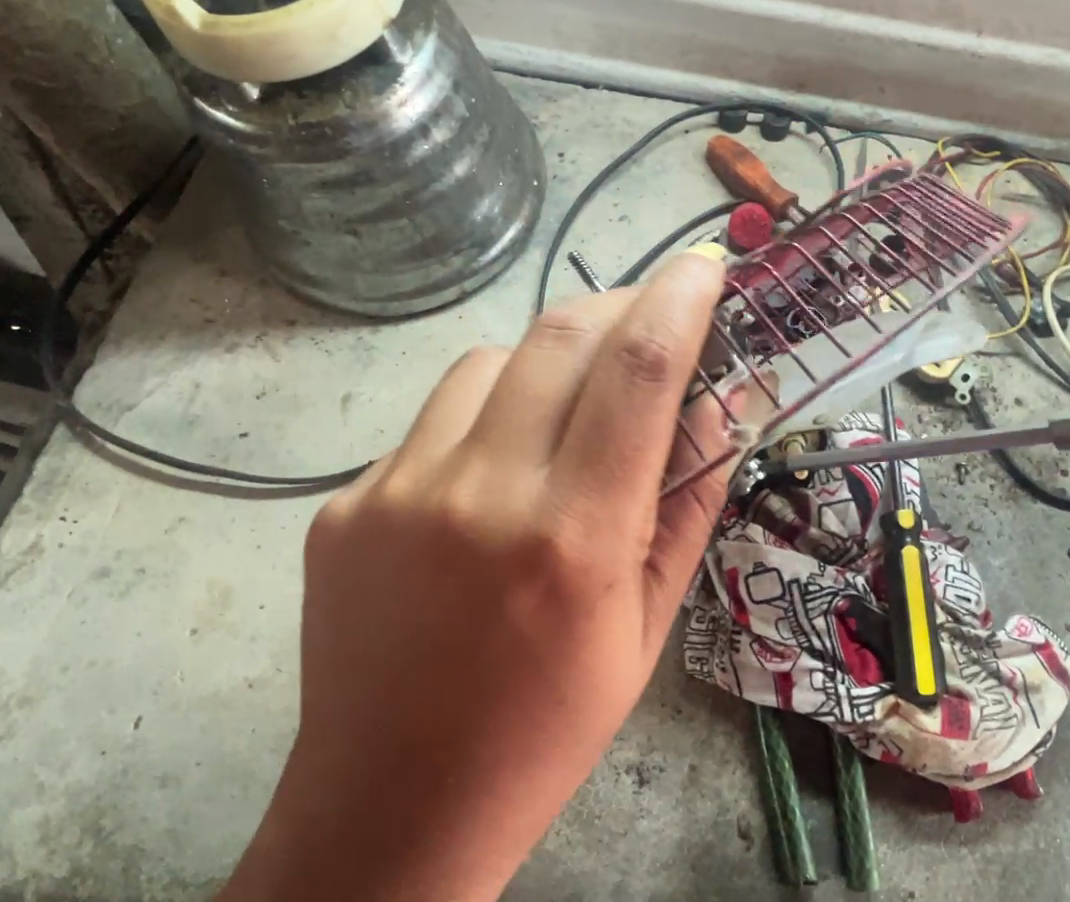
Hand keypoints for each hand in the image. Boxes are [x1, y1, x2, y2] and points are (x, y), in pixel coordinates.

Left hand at [219, 253, 731, 901]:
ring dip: (546, 364)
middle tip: (648, 324)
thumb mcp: (647, 626)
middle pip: (559, 336)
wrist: (394, 800)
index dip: (679, 300)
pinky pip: (432, 422)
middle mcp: (481, 492)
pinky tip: (487, 485)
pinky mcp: (346, 501)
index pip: (639, 369)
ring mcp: (398, 490)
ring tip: (564, 417)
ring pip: (489, 362)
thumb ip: (687, 504)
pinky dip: (482, 422)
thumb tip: (723, 406)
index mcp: (573, 535)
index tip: (704, 268)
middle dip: (617, 308)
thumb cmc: (548, 727)